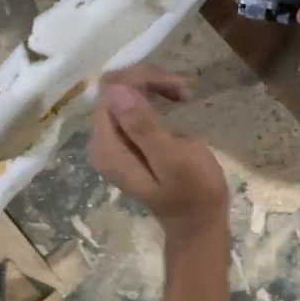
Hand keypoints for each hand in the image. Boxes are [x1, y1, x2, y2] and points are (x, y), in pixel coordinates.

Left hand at [88, 67, 229, 243]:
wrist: (197, 220)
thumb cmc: (192, 192)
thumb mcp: (172, 160)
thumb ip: (143, 127)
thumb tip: (116, 91)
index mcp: (107, 147)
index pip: (111, 91)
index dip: (143, 80)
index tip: (177, 87)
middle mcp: (102, 141)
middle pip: (115, 89)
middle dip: (149, 81)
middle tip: (183, 90)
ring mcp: (112, 140)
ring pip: (124, 92)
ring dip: (154, 86)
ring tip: (182, 95)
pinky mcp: (125, 139)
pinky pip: (131, 103)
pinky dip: (154, 95)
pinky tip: (175, 101)